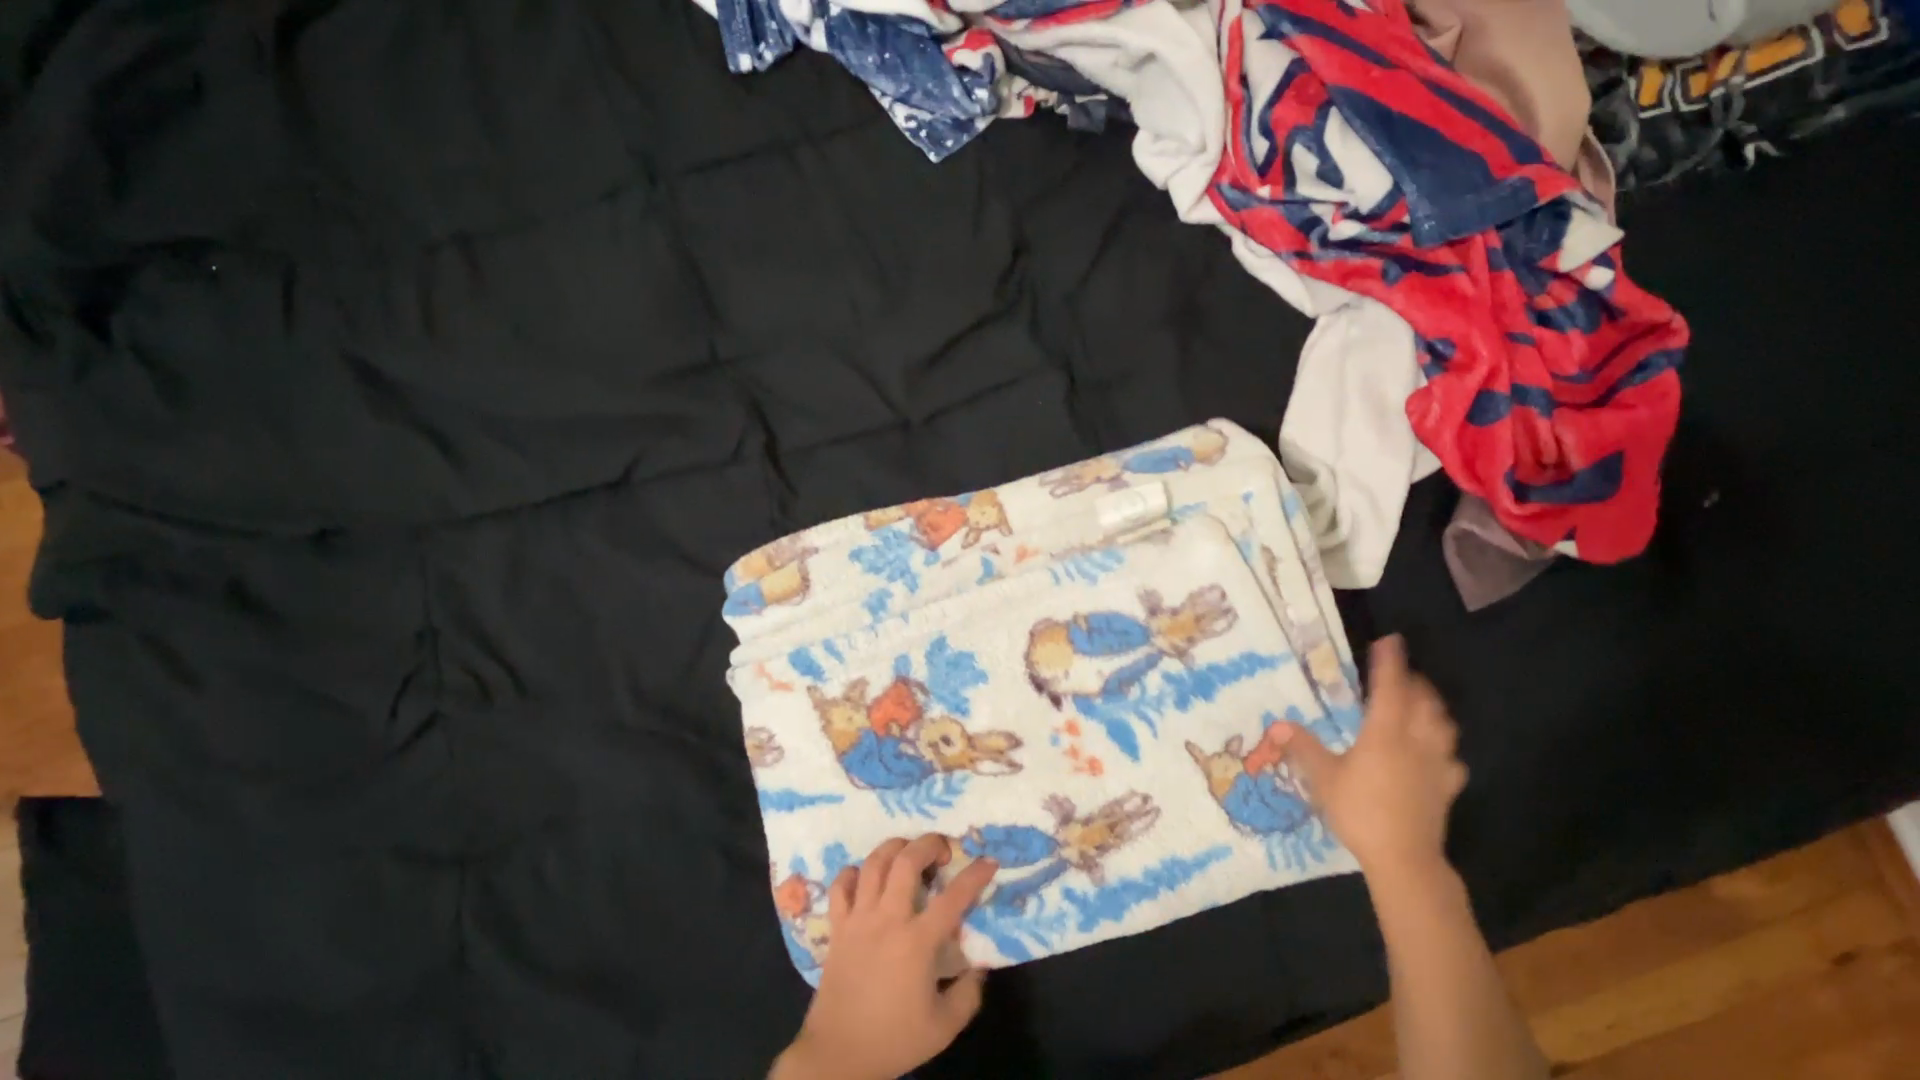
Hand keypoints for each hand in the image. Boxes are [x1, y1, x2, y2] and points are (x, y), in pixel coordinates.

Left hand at [771, 835, 999, 1079]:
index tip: (989, 861)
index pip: (953, 897)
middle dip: (928, 844)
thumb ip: (969, 991)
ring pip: (873, 864)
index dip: (975, 875)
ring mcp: (857, 920)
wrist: (838, 1054)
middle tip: (942, 848)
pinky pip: (841, 886)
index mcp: (917, 942)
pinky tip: (866, 876)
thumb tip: (980, 964)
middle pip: (906, 862)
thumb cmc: (894, 1040)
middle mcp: (887, 920)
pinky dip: (854, 872)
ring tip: (908, 850)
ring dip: (893, 848)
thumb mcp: (945, 1026)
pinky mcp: (836, 928)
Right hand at [1278, 635, 1466, 876]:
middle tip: (1400, 673)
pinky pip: (1451, 757)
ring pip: (1442, 724)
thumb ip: (1304, 748)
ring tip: (1421, 703)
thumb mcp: (1323, 779)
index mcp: (1384, 732)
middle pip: (1423, 700)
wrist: (1403, 857)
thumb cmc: (1360, 811)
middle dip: (1414, 681)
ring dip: (1433, 707)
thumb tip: (1278, 723)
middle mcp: (1415, 740)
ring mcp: (1436, 763)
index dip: (1389, 662)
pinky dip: (1444, 746)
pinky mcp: (1448, 786)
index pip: (1389, 687)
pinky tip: (1436, 753)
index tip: (1389, 640)